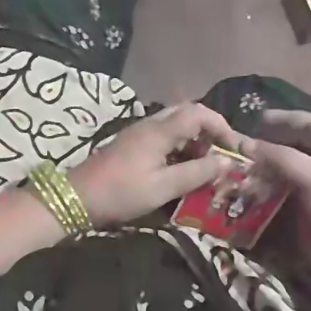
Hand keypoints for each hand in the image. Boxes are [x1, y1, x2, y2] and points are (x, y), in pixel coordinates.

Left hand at [67, 103, 243, 227]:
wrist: (77, 197)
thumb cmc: (121, 193)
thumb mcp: (163, 188)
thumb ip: (197, 173)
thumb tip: (227, 163)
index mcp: (160, 131)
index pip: (199, 113)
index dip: (221, 126)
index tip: (233, 148)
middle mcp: (150, 124)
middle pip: (187, 113)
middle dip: (209, 130)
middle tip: (220, 154)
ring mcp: (139, 132)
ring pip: (175, 124)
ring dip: (195, 139)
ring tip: (205, 164)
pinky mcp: (132, 143)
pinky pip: (164, 135)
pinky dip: (180, 146)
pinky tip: (183, 168)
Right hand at [233, 110, 310, 273]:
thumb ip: (281, 157)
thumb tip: (244, 144)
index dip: (287, 118)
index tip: (258, 119)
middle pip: (293, 146)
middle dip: (269, 142)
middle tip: (243, 144)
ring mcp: (310, 190)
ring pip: (281, 169)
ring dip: (261, 165)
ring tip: (239, 165)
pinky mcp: (297, 210)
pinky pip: (275, 191)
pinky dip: (259, 187)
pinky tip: (245, 186)